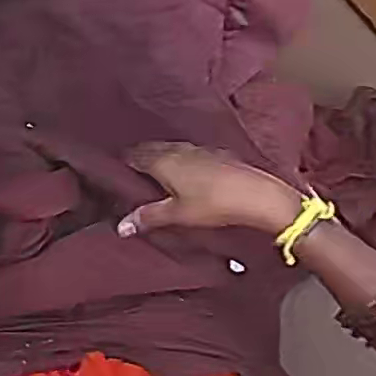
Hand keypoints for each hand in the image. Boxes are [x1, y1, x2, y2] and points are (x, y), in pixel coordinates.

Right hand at [118, 141, 303, 237]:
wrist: (259, 195)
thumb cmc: (214, 204)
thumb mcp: (177, 214)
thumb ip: (147, 217)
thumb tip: (121, 227)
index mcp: (162, 161)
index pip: (133, 155)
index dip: (123, 162)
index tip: (115, 170)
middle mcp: (178, 149)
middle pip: (150, 148)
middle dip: (140, 157)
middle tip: (131, 171)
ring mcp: (199, 149)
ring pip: (170, 148)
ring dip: (160, 156)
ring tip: (155, 170)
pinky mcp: (217, 154)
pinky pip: (189, 152)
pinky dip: (180, 158)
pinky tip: (186, 171)